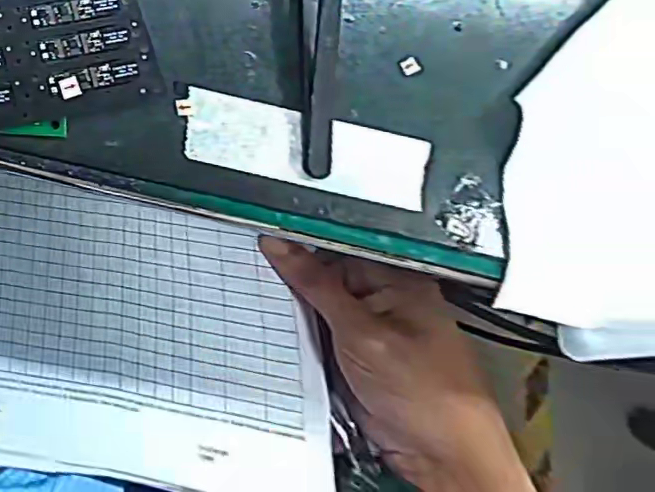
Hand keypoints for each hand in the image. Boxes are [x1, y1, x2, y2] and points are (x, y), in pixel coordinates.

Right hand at [260, 238, 531, 491]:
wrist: (438, 458)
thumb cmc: (429, 397)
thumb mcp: (363, 331)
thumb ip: (315, 283)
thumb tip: (277, 243)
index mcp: (397, 283)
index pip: (336, 241)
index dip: (296, 232)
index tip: (258, 224)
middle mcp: (378, 298)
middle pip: (317, 266)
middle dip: (283, 265)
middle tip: (245, 254)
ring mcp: (358, 322)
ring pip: (306, 293)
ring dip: (281, 293)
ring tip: (248, 280)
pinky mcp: (341, 344)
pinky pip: (304, 319)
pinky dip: (284, 316)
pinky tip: (261, 307)